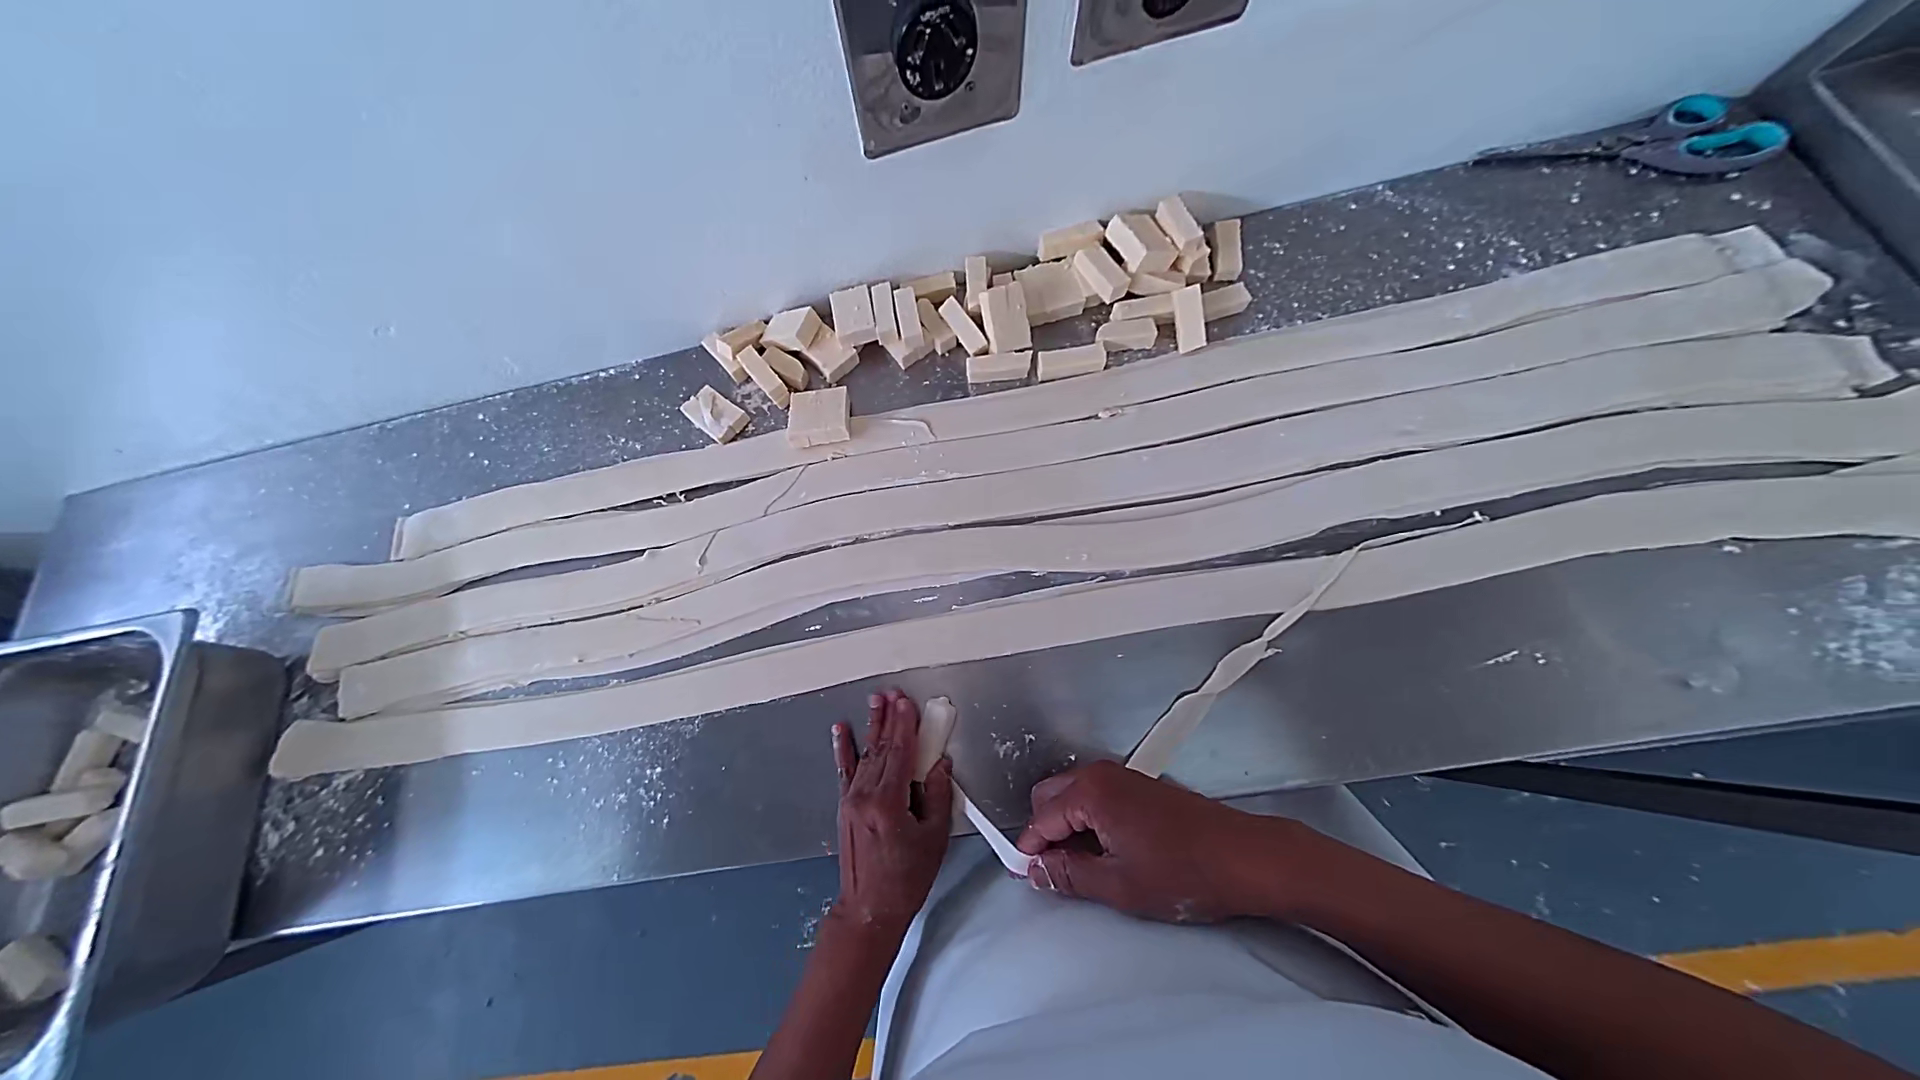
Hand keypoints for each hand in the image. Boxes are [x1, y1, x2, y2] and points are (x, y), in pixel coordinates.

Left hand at [829, 689, 953, 935]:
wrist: (870, 909)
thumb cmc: (906, 879)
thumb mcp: (934, 837)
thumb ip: (938, 795)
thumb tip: (939, 765)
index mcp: (888, 803)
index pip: (900, 753)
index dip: (906, 726)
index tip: (908, 703)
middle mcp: (865, 796)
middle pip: (882, 748)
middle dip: (890, 719)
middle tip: (894, 694)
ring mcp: (851, 800)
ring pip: (866, 755)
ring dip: (873, 726)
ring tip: (876, 701)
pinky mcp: (845, 807)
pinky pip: (845, 771)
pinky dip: (844, 749)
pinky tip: (842, 730)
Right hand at [1015, 760, 1349, 922]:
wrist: (1246, 858)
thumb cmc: (1187, 871)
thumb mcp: (1118, 885)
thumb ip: (1068, 876)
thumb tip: (1038, 870)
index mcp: (1091, 792)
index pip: (1040, 818)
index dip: (1029, 850)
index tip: (1026, 874)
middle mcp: (1103, 775)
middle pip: (1049, 797)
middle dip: (1045, 832)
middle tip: (1055, 872)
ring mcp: (1123, 777)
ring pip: (1073, 796)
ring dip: (1068, 826)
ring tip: (1085, 867)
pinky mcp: (1140, 787)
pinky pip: (1097, 797)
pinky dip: (1090, 820)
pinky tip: (1109, 852)